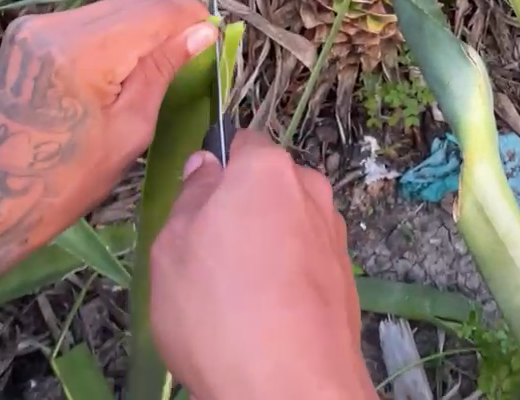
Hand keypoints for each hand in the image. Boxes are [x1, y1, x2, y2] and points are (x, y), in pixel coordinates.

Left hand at [0, 0, 214, 239]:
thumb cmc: (66, 180)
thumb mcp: (130, 128)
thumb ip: (164, 69)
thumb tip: (205, 31)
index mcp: (84, 52)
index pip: (158, 11)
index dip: (193, 19)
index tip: (214, 36)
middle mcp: (56, 26)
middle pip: (135, 3)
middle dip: (167, 23)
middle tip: (189, 54)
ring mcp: (35, 26)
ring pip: (112, 7)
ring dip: (139, 28)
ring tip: (153, 64)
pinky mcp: (25, 34)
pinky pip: (86, 19)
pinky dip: (110, 34)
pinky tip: (117, 66)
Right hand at [150, 130, 373, 399]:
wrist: (292, 384)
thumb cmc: (219, 308)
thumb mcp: (173, 247)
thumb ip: (191, 196)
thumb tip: (206, 166)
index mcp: (267, 168)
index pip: (242, 143)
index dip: (217, 172)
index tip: (199, 210)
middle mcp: (310, 186)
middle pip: (268, 185)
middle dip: (244, 210)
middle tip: (211, 258)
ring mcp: (333, 229)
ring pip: (289, 222)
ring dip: (269, 244)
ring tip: (241, 296)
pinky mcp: (346, 270)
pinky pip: (307, 258)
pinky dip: (291, 274)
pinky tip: (270, 314)